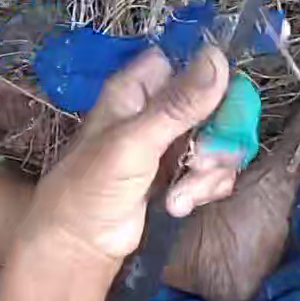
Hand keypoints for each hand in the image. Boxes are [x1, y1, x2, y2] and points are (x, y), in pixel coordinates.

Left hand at [14, 45, 233, 269]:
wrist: (80, 244)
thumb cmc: (93, 186)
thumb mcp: (136, 141)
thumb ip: (179, 103)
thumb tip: (217, 57)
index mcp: (139, 89)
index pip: (188, 65)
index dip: (210, 81)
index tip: (218, 106)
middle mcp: (158, 110)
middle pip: (216, 104)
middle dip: (218, 136)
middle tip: (201, 160)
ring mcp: (172, 143)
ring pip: (219, 141)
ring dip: (210, 170)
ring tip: (181, 194)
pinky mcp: (181, 174)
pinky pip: (214, 170)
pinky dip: (205, 189)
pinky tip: (179, 205)